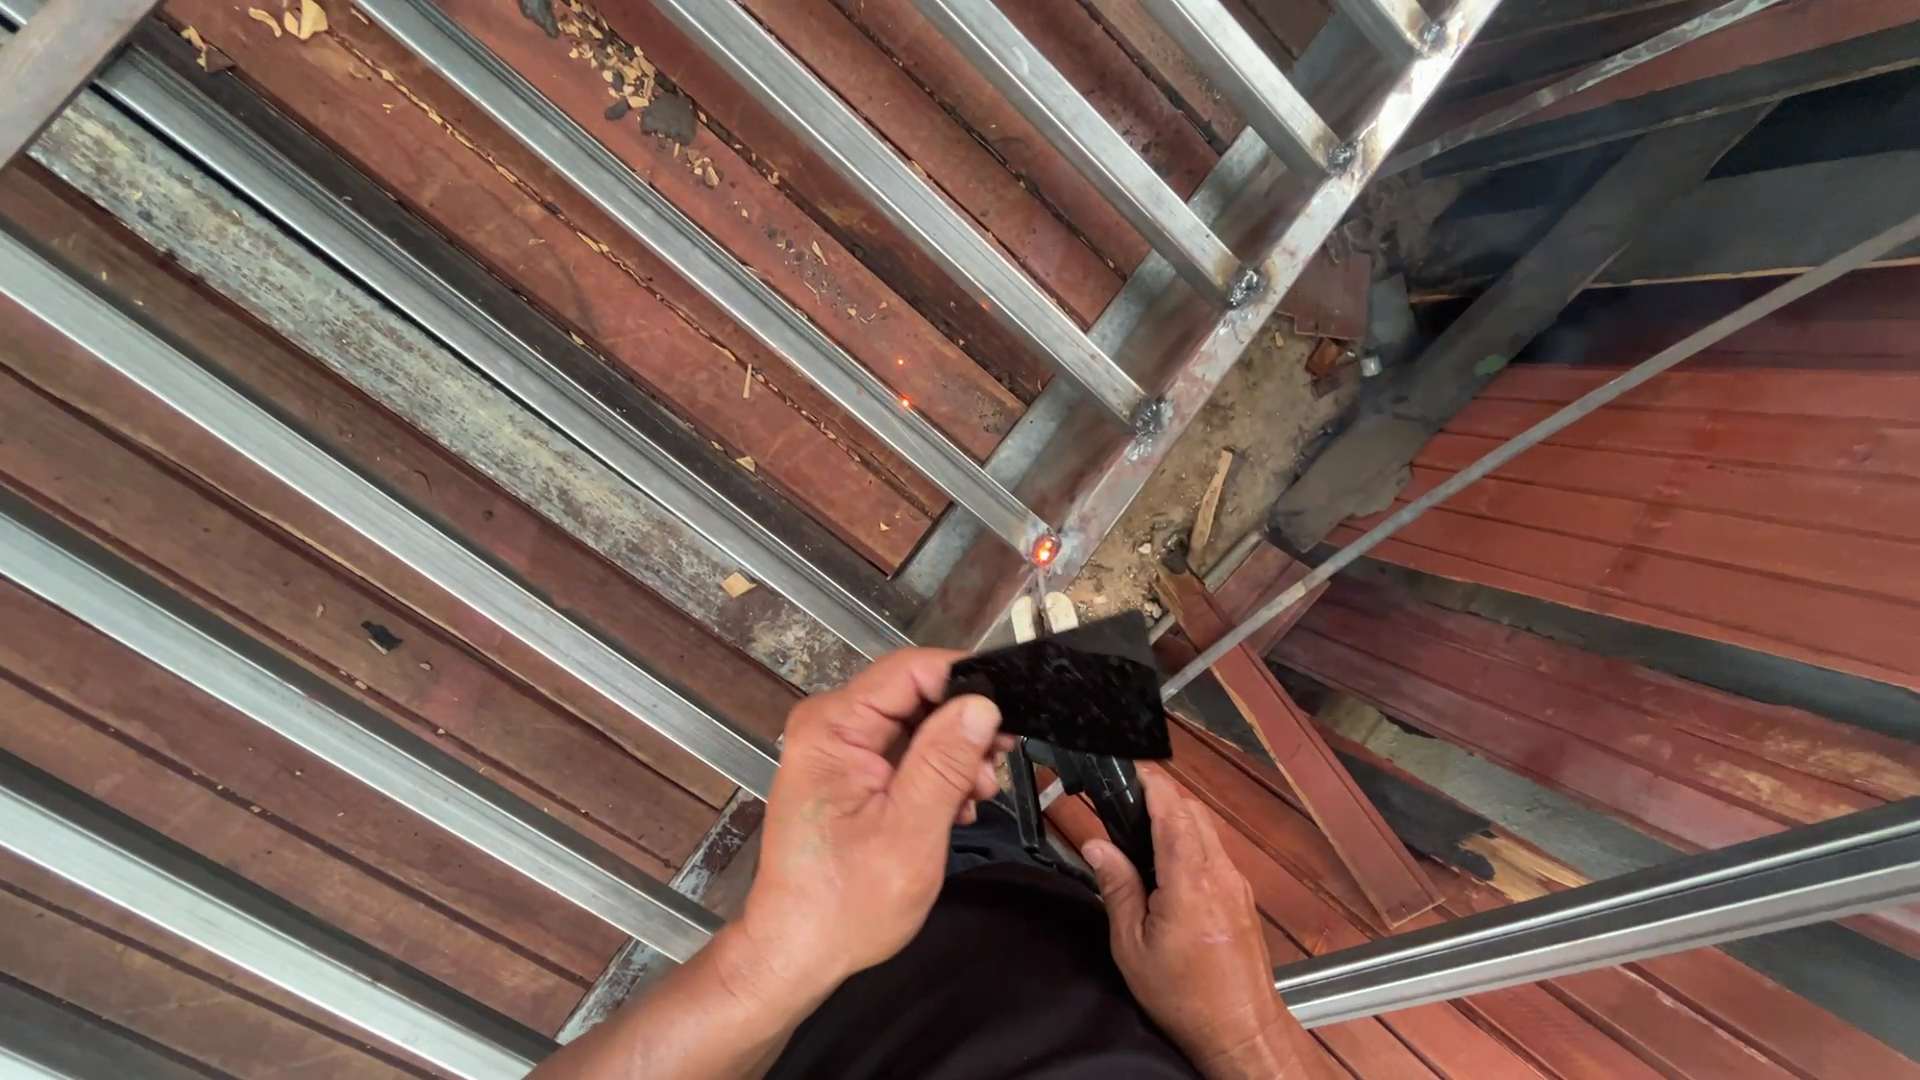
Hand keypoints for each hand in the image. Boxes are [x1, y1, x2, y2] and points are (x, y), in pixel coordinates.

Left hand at [731, 648, 1005, 1002]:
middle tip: (993, 767)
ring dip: (954, 753)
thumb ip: (945, 763)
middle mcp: (831, 723)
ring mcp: (840, 745)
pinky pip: (906, 747)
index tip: (1004, 715)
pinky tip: (954, 804)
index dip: (963, 682)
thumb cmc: (846, 903)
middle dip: (962, 726)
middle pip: (916, 693)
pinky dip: (937, 770)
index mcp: (834, 726)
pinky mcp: (851, 767)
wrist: (799, 951)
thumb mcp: (909, 832)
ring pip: (917, 720)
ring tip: (974, 796)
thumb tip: (982, 704)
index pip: (911, 669)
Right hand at [1083, 767, 1300, 1077]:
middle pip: (1193, 809)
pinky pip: (1215, 848)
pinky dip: (1191, 836)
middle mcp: (1219, 872)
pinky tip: (1169, 855)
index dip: (1152, 781)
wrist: (1242, 1032)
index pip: (1173, 810)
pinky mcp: (1243, 894)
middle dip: (1162, 792)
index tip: (1130, 766)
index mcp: (1189, 880)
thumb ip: (1116, 887)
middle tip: (1128, 792)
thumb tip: (1096, 845)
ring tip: (1143, 820)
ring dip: (1178, 813)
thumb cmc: (1183, 995)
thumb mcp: (1132, 945)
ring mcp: (1236, 881)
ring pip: (1207, 826)